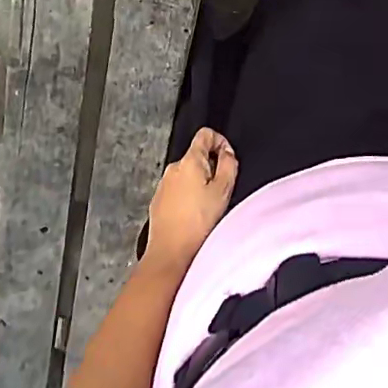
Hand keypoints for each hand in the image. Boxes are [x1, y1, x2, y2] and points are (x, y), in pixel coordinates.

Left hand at [143, 128, 237, 268]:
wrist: (170, 254)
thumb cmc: (197, 225)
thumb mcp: (223, 191)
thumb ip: (230, 164)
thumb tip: (228, 153)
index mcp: (189, 161)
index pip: (205, 133)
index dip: (220, 142)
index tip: (227, 158)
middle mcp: (173, 168)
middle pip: (197, 156)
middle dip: (211, 169)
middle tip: (220, 191)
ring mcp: (163, 185)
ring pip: (187, 175)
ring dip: (199, 185)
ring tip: (207, 208)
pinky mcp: (158, 201)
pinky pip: (177, 191)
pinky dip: (187, 198)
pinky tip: (193, 216)